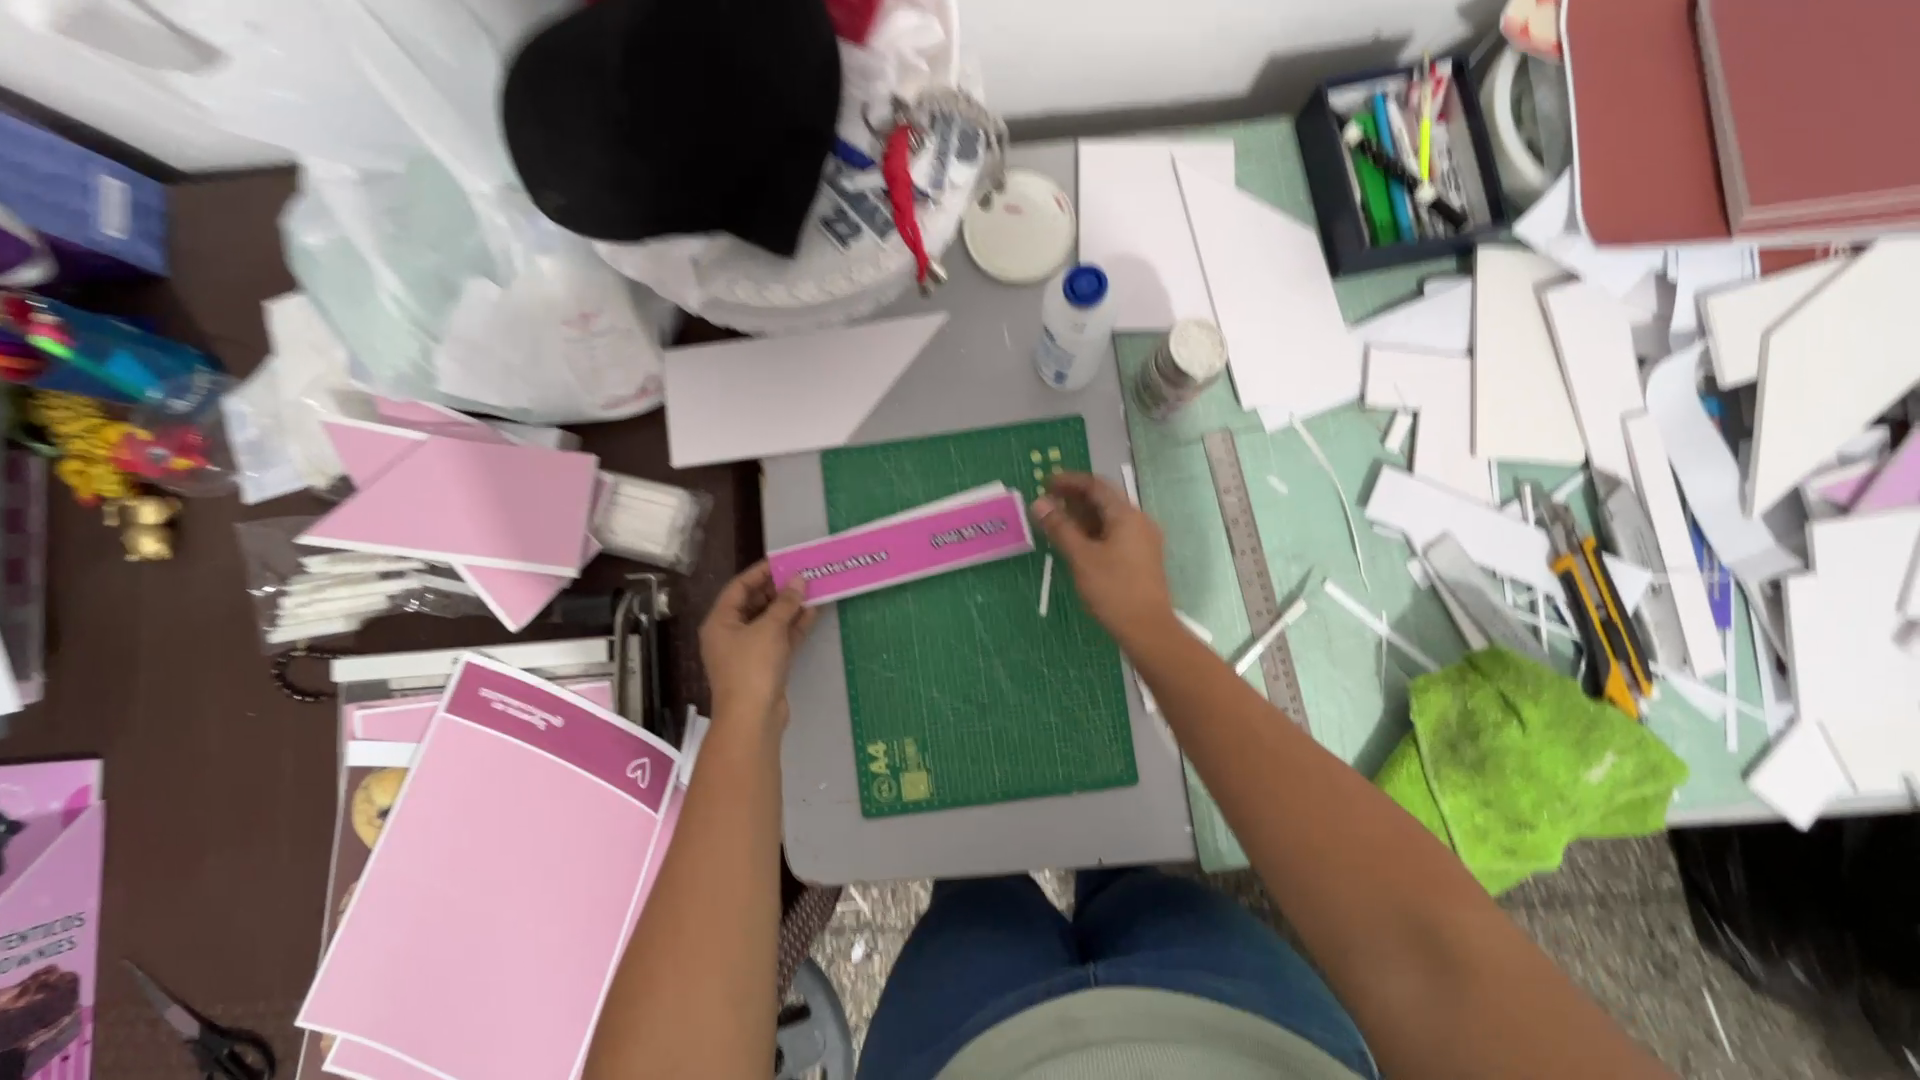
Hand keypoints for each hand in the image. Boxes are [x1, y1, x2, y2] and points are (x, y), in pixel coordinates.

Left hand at [700, 562, 817, 730]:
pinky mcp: (765, 665)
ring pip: (769, 621)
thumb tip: (799, 580)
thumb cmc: (752, 667)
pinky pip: (779, 638)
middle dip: (778, 589)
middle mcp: (730, 633)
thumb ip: (785, 603)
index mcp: (720, 621)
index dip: (760, 572)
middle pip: (754, 603)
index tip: (784, 561)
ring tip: (813, 590)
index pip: (739, 587)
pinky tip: (813, 612)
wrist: (753, 718)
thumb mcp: (769, 629)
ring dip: (789, 607)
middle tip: (803, 575)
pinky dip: (794, 626)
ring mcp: (748, 651)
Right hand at [1031, 473, 1174, 644]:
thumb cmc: (1113, 589)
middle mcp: (1138, 522)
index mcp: (1127, 515)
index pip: (1096, 486)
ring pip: (1108, 519)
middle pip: (1104, 500)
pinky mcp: (1140, 558)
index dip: (1070, 481)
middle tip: (1047, 503)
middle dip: (1074, 499)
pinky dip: (1092, 532)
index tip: (1046, 482)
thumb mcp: (1081, 557)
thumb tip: (1039, 503)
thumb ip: (1059, 528)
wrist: (1147, 628)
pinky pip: (1114, 534)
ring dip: (1082, 517)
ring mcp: (1142, 541)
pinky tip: (1075, 543)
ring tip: (1056, 523)